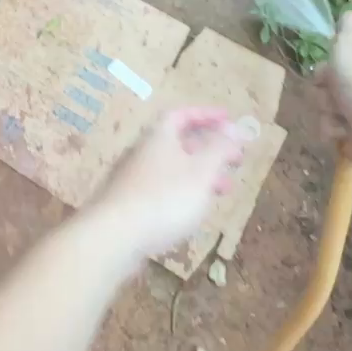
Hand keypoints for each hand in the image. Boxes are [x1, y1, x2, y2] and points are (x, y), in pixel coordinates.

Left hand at [87, 107, 249, 262]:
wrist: (115, 235)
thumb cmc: (164, 199)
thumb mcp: (201, 172)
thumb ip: (219, 149)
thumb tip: (235, 127)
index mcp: (158, 137)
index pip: (181, 115)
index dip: (206, 115)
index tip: (229, 120)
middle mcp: (144, 151)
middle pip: (179, 141)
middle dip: (210, 148)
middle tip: (236, 159)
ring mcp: (135, 177)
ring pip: (174, 167)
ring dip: (201, 173)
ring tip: (225, 189)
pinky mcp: (131, 202)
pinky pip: (164, 187)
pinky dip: (185, 191)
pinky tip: (195, 210)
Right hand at [320, 10, 351, 161]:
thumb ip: (349, 22)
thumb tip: (350, 20)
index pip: (350, 39)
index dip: (336, 47)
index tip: (333, 54)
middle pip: (333, 71)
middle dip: (323, 80)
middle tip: (328, 85)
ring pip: (328, 97)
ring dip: (325, 105)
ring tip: (336, 112)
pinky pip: (334, 122)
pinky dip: (334, 126)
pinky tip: (341, 129)